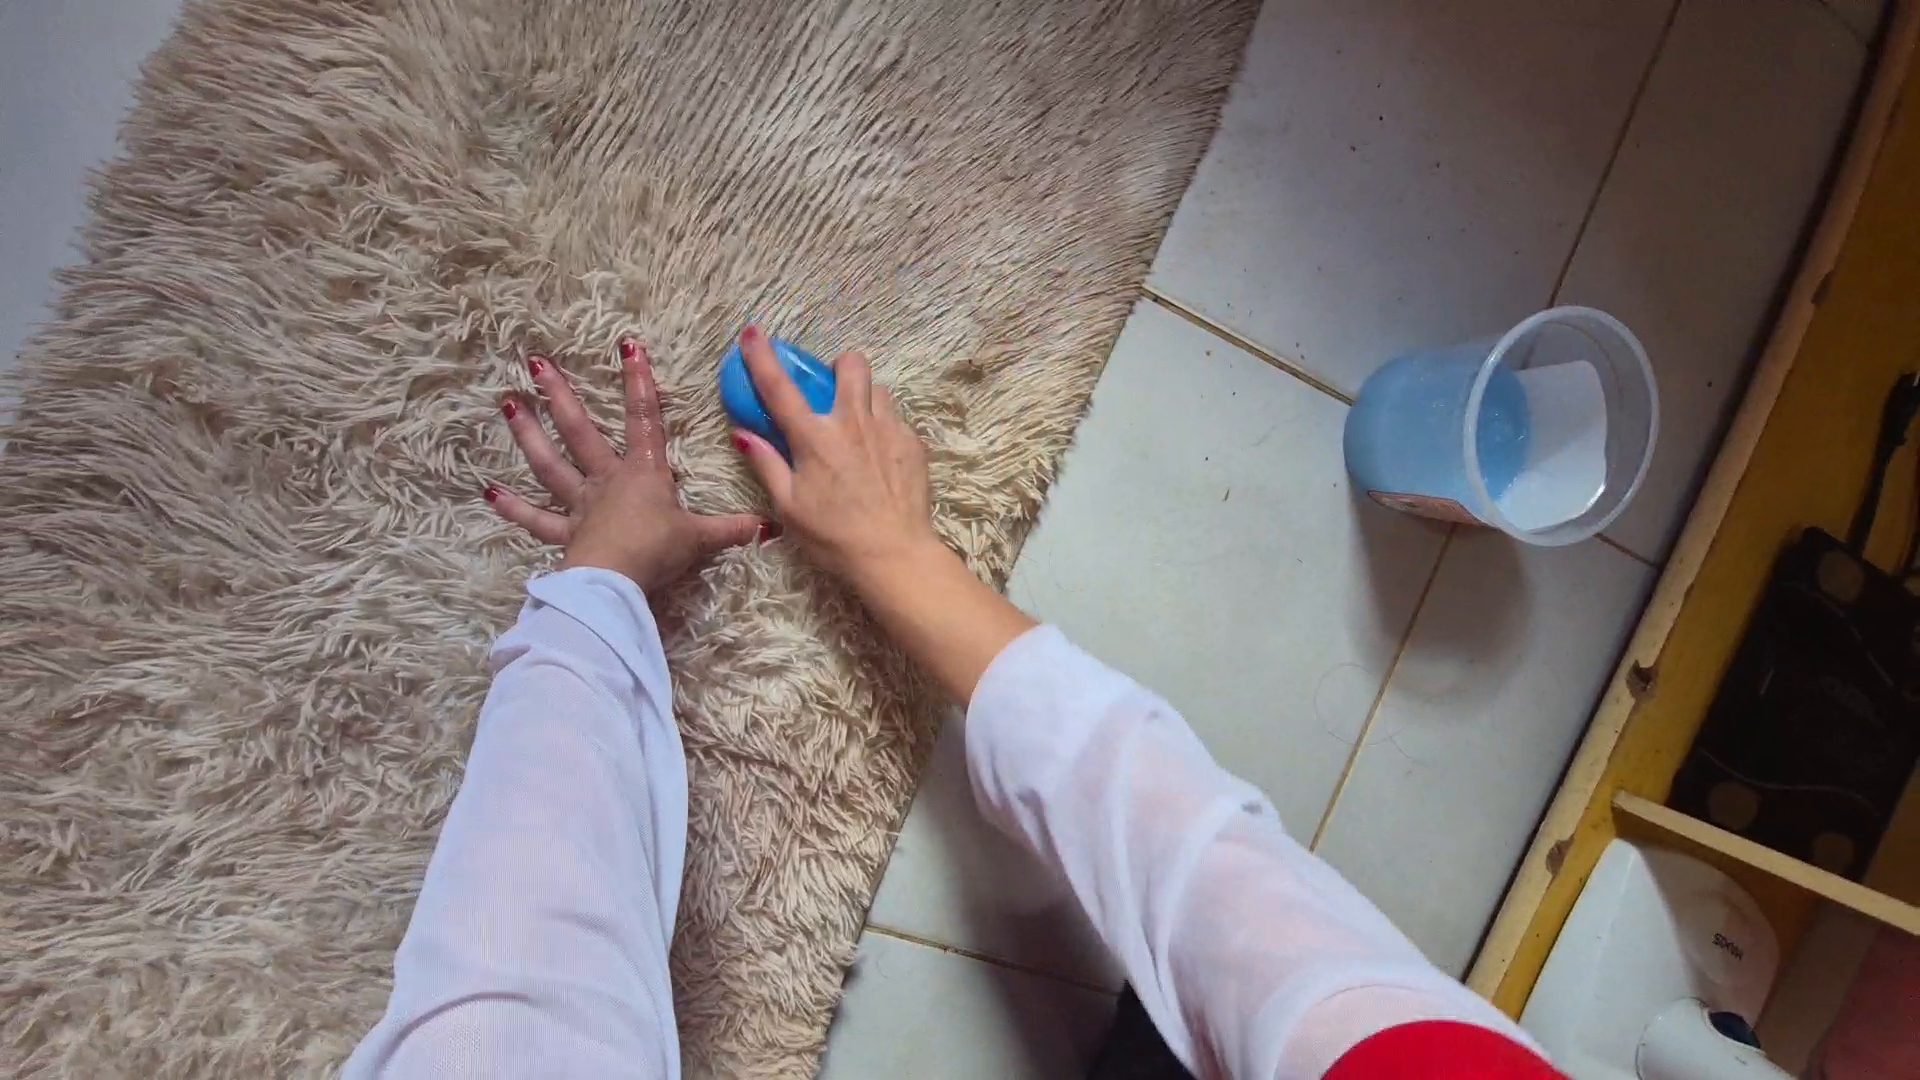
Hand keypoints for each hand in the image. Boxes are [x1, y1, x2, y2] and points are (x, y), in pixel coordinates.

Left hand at [486, 340, 769, 592]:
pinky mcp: (565, 534)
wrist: (615, 582)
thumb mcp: (702, 539)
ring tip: (507, 403)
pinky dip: (514, 507)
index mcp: (643, 474)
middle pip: (581, 432)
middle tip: (536, 363)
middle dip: (561, 396)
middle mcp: (607, 480)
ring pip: (550, 464)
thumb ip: (731, 529)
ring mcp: (581, 505)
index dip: (639, 384)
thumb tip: (769, 526)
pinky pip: (536, 519)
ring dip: (528, 434)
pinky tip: (489, 492)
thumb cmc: (658, 550)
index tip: (627, 347)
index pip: (645, 420)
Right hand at [731, 325, 940, 587]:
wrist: (894, 554)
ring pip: (879, 390)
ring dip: (866, 399)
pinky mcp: (913, 445)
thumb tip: (743, 434)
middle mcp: (853, 423)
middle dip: (840, 366)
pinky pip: (897, 420)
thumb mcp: (789, 506)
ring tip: (860, 428)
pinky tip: (881, 458)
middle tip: (832, 392)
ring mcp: (888, 430)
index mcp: (815, 438)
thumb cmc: (834, 537)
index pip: (780, 388)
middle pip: (851, 365)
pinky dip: (885, 428)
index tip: (753, 332)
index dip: (762, 357)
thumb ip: (767, 464)